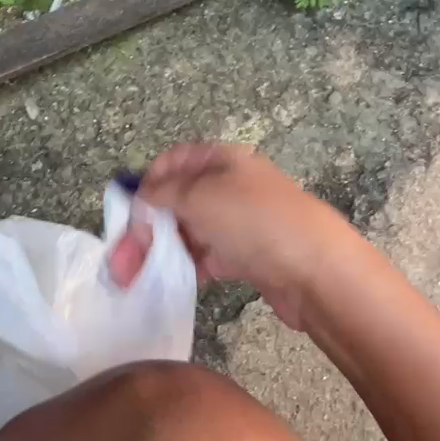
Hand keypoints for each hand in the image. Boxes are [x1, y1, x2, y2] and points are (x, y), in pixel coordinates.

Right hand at [112, 144, 361, 327]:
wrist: (317, 271)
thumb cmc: (254, 221)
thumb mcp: (198, 196)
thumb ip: (161, 192)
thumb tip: (140, 194)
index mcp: (222, 160)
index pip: (173, 160)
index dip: (146, 182)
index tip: (127, 211)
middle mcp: (230, 186)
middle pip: (176, 199)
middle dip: (145, 227)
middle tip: (121, 262)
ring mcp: (240, 222)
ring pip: (188, 231)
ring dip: (160, 250)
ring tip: (137, 278)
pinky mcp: (248, 256)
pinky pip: (206, 256)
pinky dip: (187, 265)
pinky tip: (171, 280)